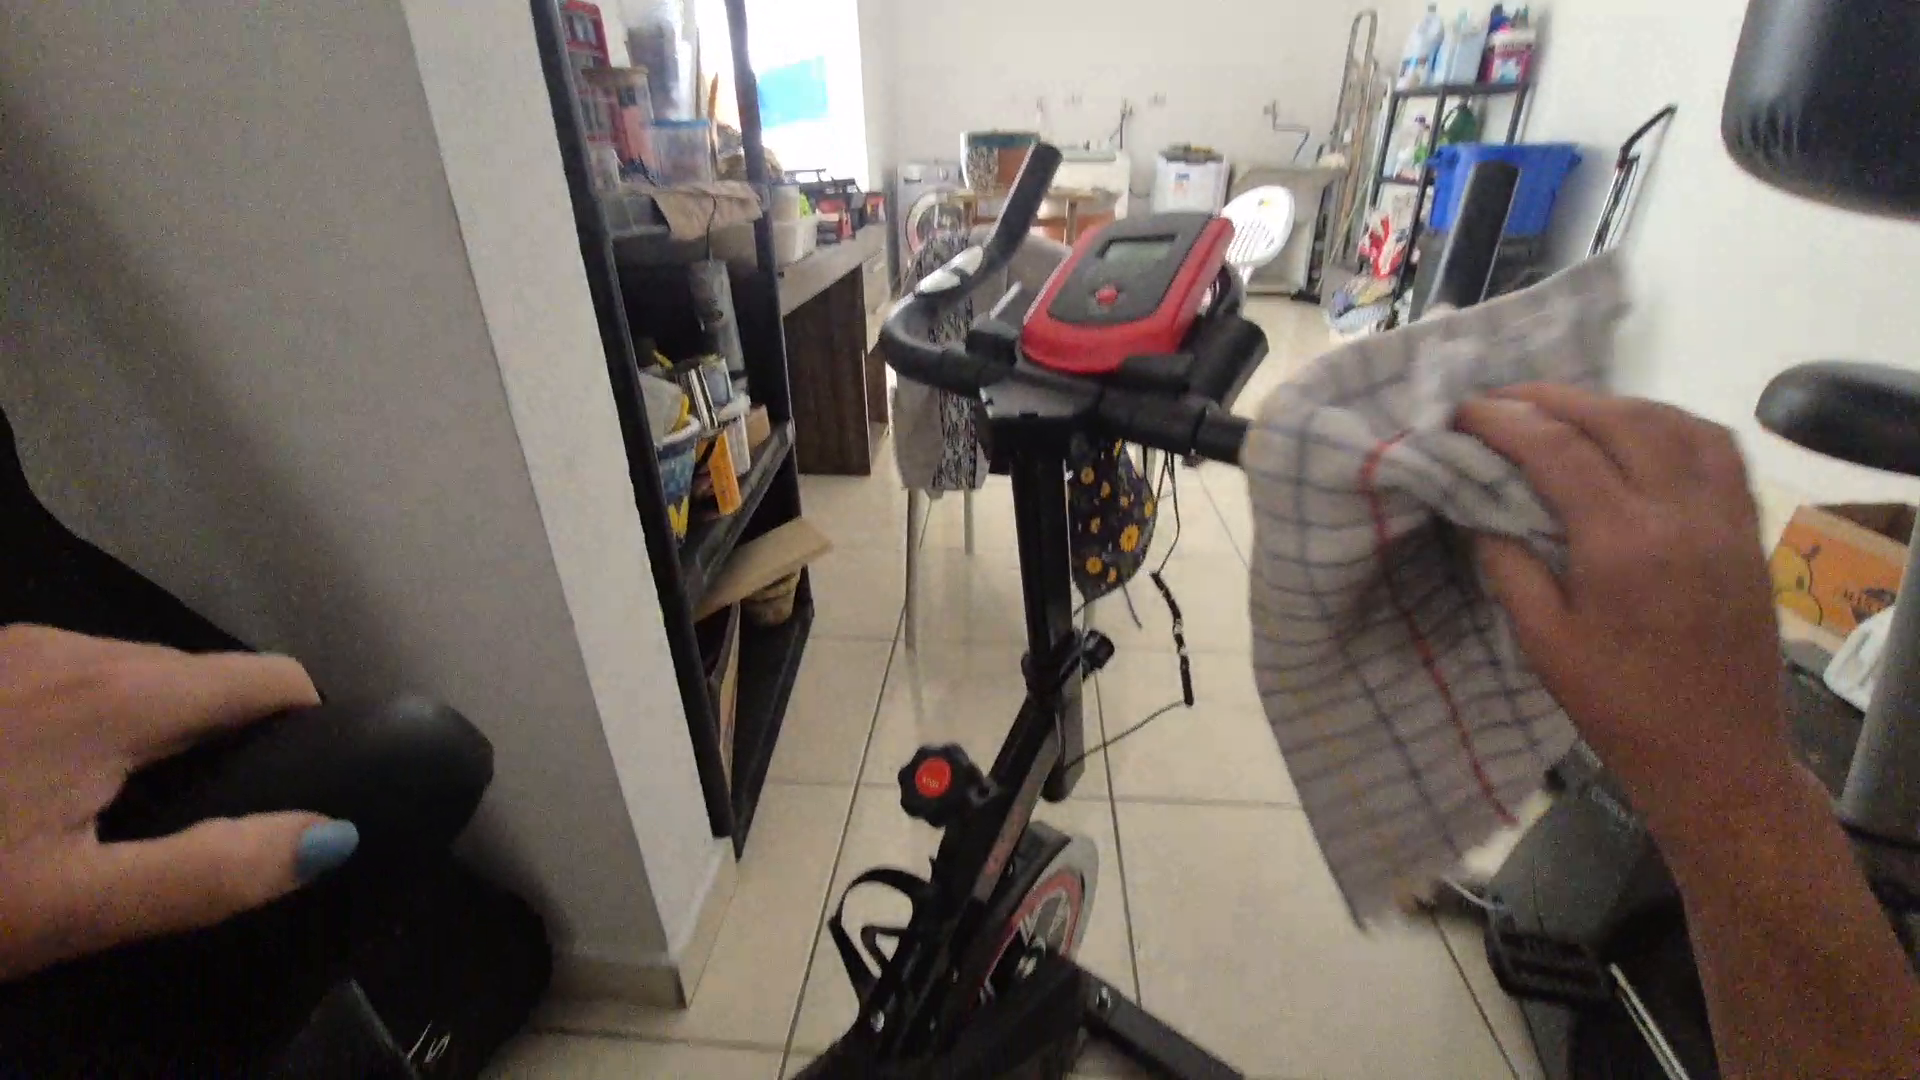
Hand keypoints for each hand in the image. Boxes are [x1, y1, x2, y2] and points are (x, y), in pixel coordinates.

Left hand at [0, 625, 357, 980]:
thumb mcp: (58, 910)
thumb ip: (211, 872)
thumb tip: (334, 837)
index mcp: (122, 695)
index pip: (276, 677)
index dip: (302, 725)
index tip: (280, 783)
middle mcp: (72, 649)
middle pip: (203, 676)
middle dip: (213, 735)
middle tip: (168, 819)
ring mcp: (1, 650)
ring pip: (130, 675)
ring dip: (142, 728)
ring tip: (85, 805)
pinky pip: (62, 679)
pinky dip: (76, 719)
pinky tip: (15, 779)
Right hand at [1455, 386, 1794, 833]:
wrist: (1714, 751)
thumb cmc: (1613, 700)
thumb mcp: (1539, 637)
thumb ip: (1509, 563)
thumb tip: (1480, 510)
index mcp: (1624, 544)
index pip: (1559, 452)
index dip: (1505, 421)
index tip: (1462, 411)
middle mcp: (1684, 516)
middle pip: (1620, 420)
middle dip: (1552, 397)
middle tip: (1498, 398)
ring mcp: (1725, 519)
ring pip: (1676, 423)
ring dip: (1611, 402)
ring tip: (1558, 407)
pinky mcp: (1744, 531)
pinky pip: (1716, 451)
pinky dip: (1666, 423)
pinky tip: (1631, 432)